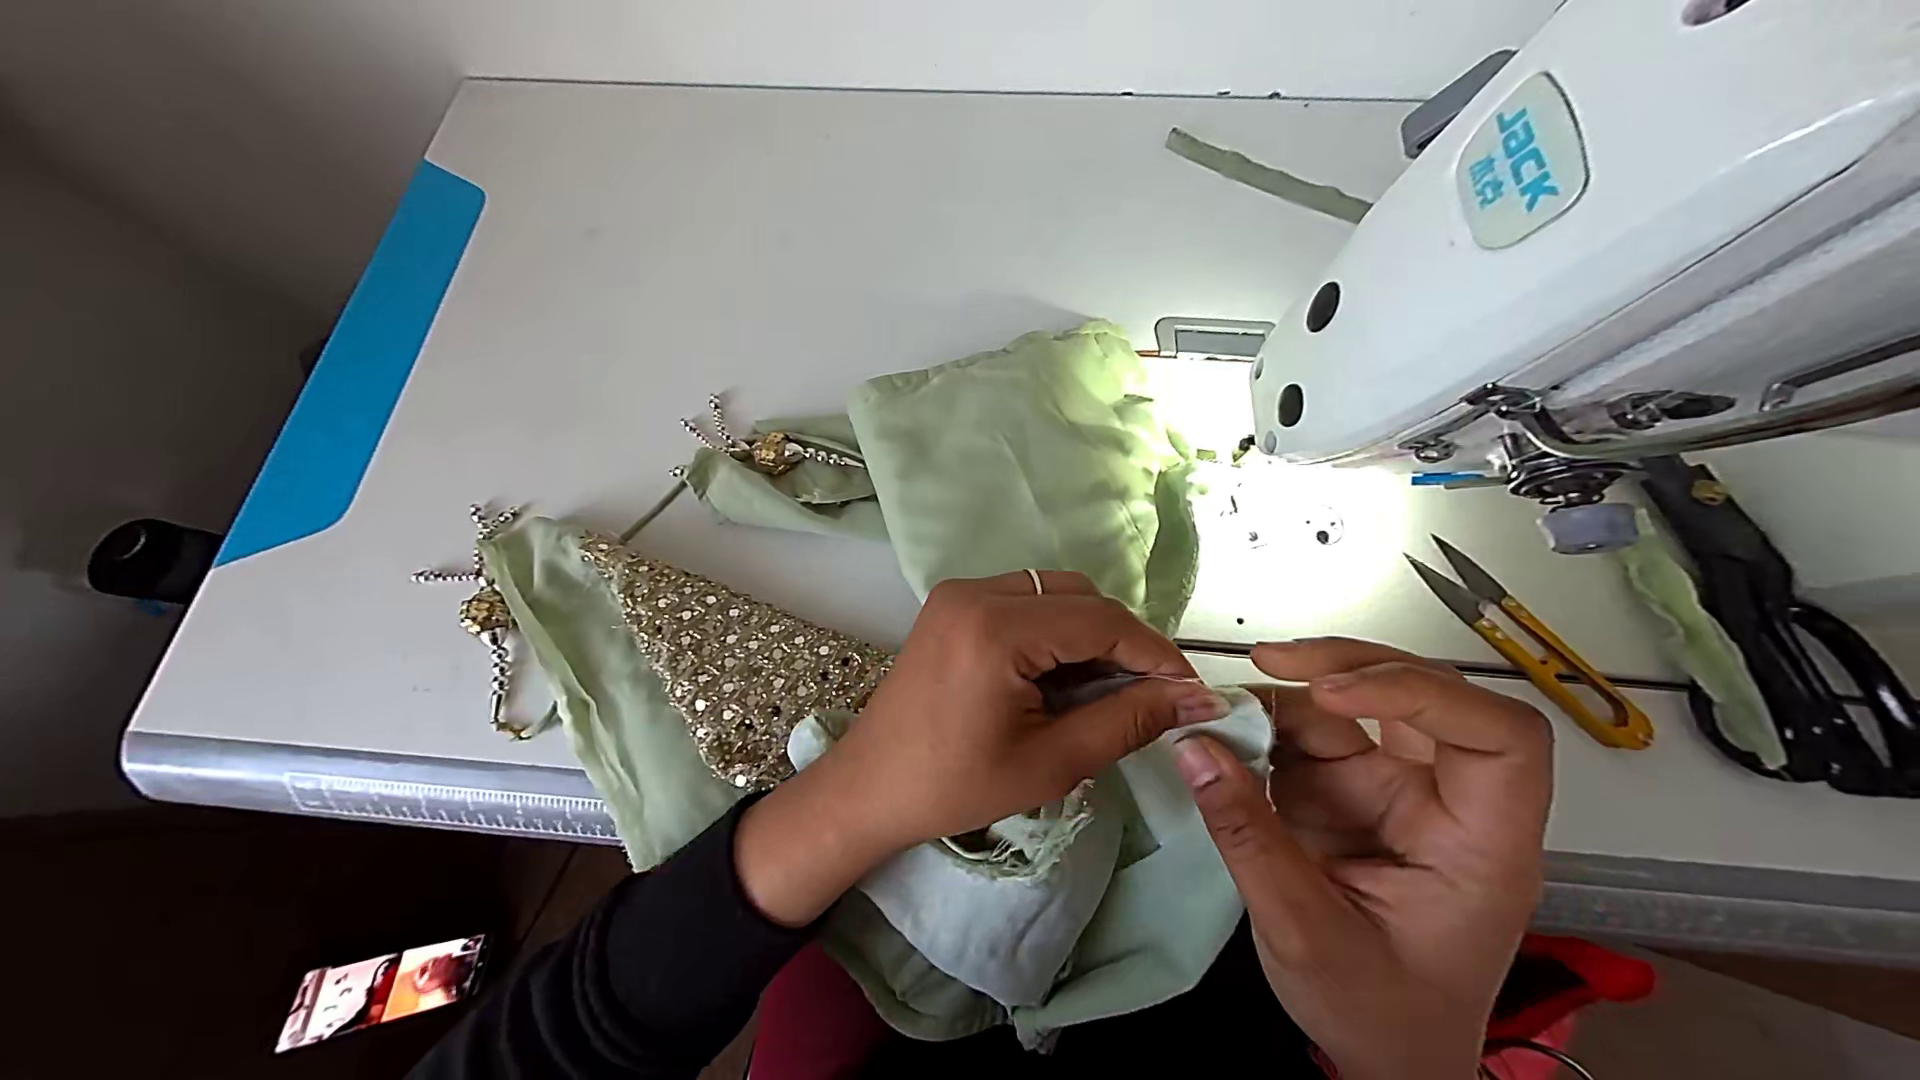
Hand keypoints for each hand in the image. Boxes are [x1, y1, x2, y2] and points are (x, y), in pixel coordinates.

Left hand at [736, 571, 1231, 925]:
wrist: (870, 787)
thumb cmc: (955, 786)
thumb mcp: (1052, 761)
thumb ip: (1128, 720)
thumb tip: (1196, 699)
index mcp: (996, 628)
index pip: (1103, 620)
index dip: (1156, 653)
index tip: (1190, 691)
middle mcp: (977, 592)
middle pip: (1081, 598)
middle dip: (1124, 644)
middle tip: (1147, 697)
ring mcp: (959, 592)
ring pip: (1055, 593)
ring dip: (1090, 634)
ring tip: (1102, 691)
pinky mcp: (952, 603)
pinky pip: (1025, 600)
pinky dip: (1055, 630)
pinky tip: (1059, 676)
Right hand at [1174, 638, 1552, 1079]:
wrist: (1377, 1052)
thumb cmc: (1375, 1012)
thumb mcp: (1303, 931)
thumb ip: (1247, 836)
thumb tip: (1194, 748)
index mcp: (1480, 843)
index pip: (1497, 739)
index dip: (1419, 694)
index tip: (1328, 694)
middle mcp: (1441, 799)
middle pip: (1423, 694)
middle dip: (1345, 663)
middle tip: (1270, 660)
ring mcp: (1390, 789)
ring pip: (1353, 705)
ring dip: (1287, 693)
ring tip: (1223, 703)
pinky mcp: (1344, 790)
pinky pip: (1306, 734)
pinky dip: (1263, 722)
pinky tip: (1225, 728)